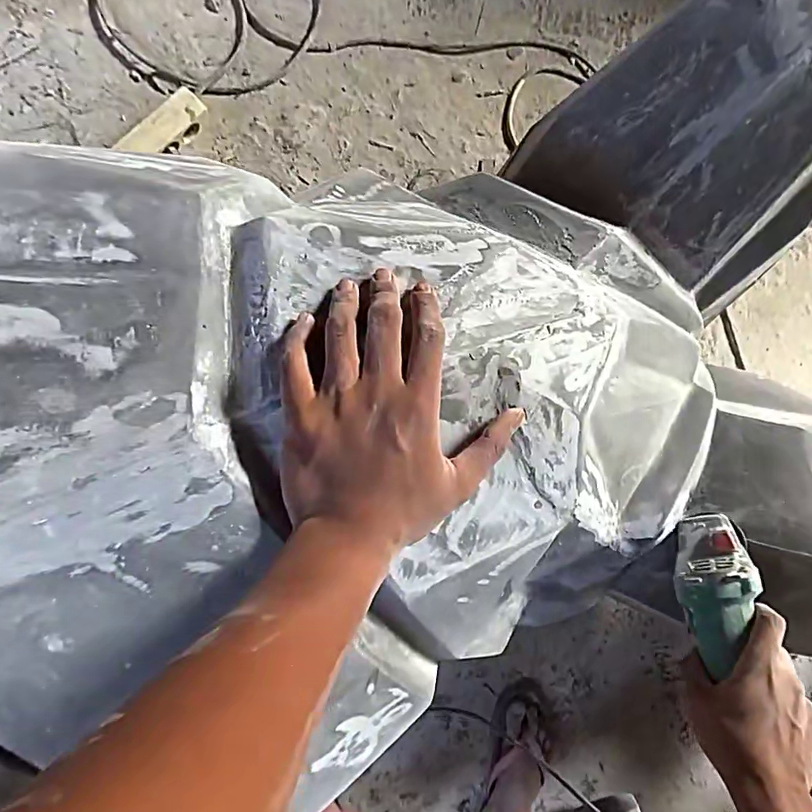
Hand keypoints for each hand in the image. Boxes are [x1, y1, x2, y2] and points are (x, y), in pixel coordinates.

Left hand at [279, 267, 525, 557]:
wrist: (348, 536)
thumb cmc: (403, 513)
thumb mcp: (457, 484)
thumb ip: (489, 447)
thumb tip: (516, 414)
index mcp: (418, 404)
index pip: (427, 341)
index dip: (426, 309)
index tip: (423, 290)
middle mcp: (378, 391)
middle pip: (384, 328)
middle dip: (386, 294)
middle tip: (384, 275)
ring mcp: (337, 400)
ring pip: (341, 337)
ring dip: (346, 304)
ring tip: (348, 285)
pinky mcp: (302, 414)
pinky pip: (294, 366)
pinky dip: (297, 339)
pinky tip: (303, 320)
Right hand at [681, 605, 811, 811]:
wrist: (769, 791)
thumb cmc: (735, 746)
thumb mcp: (696, 702)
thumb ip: (694, 671)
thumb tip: (694, 658)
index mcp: (760, 666)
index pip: (770, 621)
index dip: (756, 614)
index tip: (741, 617)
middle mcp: (788, 680)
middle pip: (773, 652)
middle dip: (750, 655)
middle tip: (728, 667)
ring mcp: (804, 705)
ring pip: (783, 681)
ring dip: (764, 685)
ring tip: (741, 706)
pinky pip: (793, 708)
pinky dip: (777, 711)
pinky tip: (759, 728)